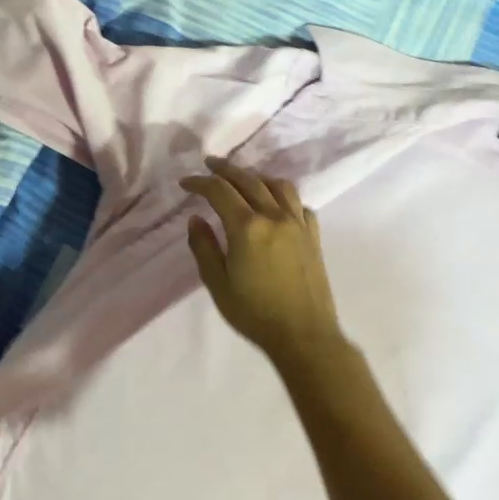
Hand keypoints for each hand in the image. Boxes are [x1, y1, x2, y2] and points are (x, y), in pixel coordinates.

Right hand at [182, 158, 341, 361]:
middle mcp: (275, 218)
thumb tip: (196, 219)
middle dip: (226, 170)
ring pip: (279, 186)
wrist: (303, 334)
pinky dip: (282, 197)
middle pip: (249, 181)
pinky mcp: (313, 237)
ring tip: (243, 178)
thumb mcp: (216, 282)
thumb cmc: (253, 312)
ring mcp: (298, 225)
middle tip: (209, 165)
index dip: (200, 183)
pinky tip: (274, 204)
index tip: (185, 182)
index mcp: (247, 227)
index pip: (220, 191)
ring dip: (257, 176)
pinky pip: (298, 205)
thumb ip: (203, 246)